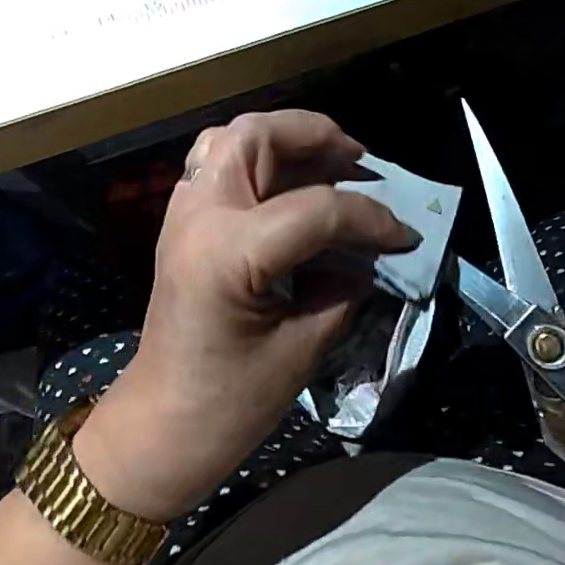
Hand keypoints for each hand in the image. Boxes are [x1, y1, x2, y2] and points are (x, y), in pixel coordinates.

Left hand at [75, 112, 417, 520]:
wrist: (159, 428)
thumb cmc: (229, 403)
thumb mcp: (303, 349)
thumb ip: (345, 288)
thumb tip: (375, 253)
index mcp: (229, 254)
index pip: (317, 208)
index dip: (371, 218)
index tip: (404, 236)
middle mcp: (200, 218)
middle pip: (255, 136)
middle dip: (316, 136)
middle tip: (358, 162)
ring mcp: (184, 216)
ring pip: (232, 139)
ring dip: (286, 142)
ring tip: (329, 165)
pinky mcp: (185, 225)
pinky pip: (221, 165)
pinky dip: (264, 162)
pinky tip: (295, 190)